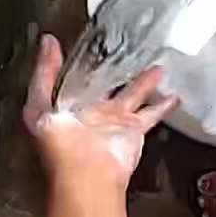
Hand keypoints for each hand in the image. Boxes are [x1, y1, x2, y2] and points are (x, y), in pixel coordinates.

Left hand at [23, 34, 177, 194]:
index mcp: (67, 104)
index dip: (83, 61)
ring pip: (133, 94)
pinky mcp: (133, 128)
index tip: (92, 42)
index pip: (75, 77)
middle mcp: (92, 110)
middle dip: (116, 69)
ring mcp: (115, 119)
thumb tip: (48, 41)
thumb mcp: (40, 104)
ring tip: (158, 66)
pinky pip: (151, 113)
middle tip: (128, 51)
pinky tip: (175, 95)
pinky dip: (164, 105)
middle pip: (107, 84)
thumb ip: (45, 72)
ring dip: (146, 81)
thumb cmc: (60, 145)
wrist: (87, 175)